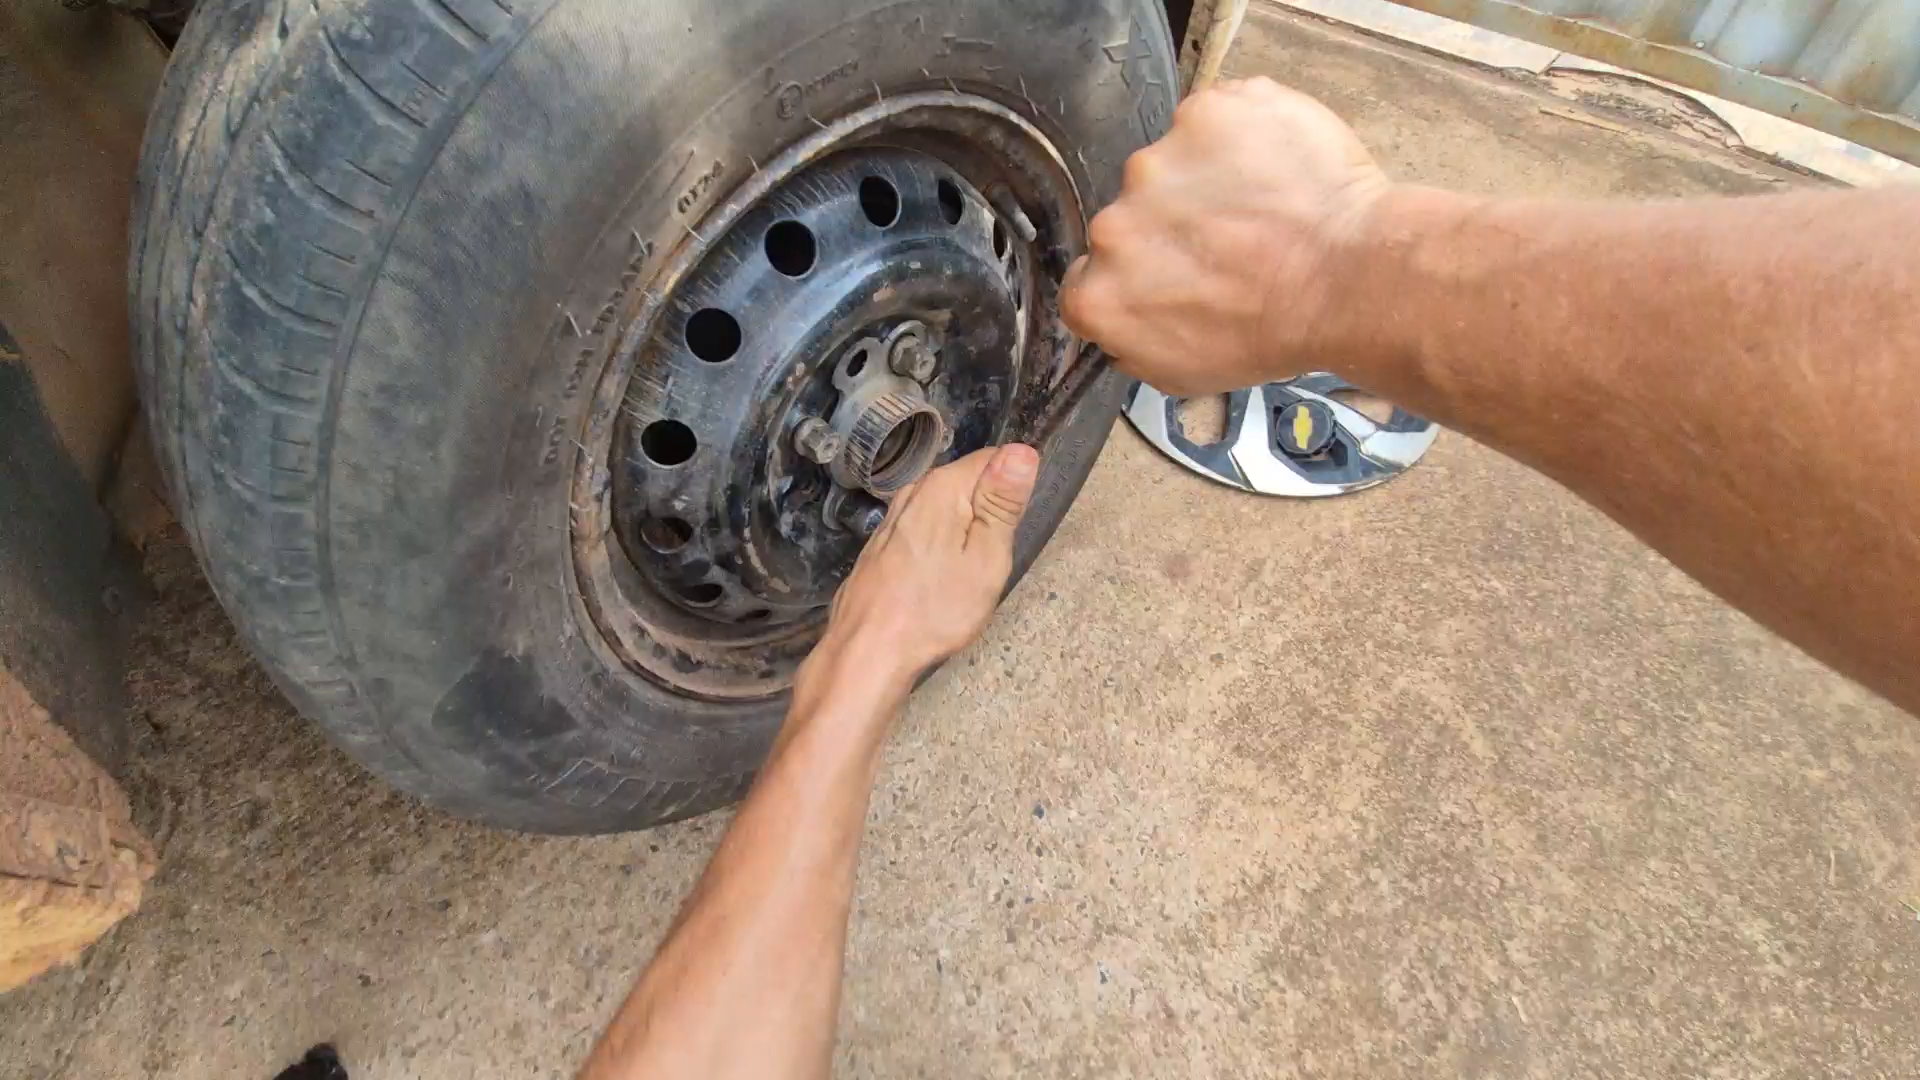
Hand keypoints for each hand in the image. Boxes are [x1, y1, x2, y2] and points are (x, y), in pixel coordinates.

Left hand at [806, 444, 1038, 695]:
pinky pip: (922, 530)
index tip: (1010, 530)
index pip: (994, 459)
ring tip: (962, 575)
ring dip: (961, 533)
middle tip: (988, 561)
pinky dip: (937, 547)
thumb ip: (1002, 502)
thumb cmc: (935, 609)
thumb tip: (1022, 451)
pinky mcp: (881, 544)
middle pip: (967, 484)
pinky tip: (935, 582)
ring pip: (944, 509)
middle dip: (986, 515)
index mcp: (942, 487)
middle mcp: (912, 492)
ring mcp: (892, 519)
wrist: (868, 650)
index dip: (1011, 492)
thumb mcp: (986, 558)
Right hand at [1061, 77, 1391, 395]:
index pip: (1085, 282)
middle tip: (1220, 250)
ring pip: (1165, 172)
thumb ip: (1129, 344)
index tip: (1159, 281)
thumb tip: (1123, 319)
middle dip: (1163, 234)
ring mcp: (1156, 164)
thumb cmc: (1268, 336)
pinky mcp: (1206, 115)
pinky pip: (1209, 124)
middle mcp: (1111, 228)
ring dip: (1198, 187)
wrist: (1344, 282)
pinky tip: (1269, 174)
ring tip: (1254, 212)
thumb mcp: (1178, 376)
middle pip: (1125, 223)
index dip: (1126, 281)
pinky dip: (1235, 141)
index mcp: (1098, 297)